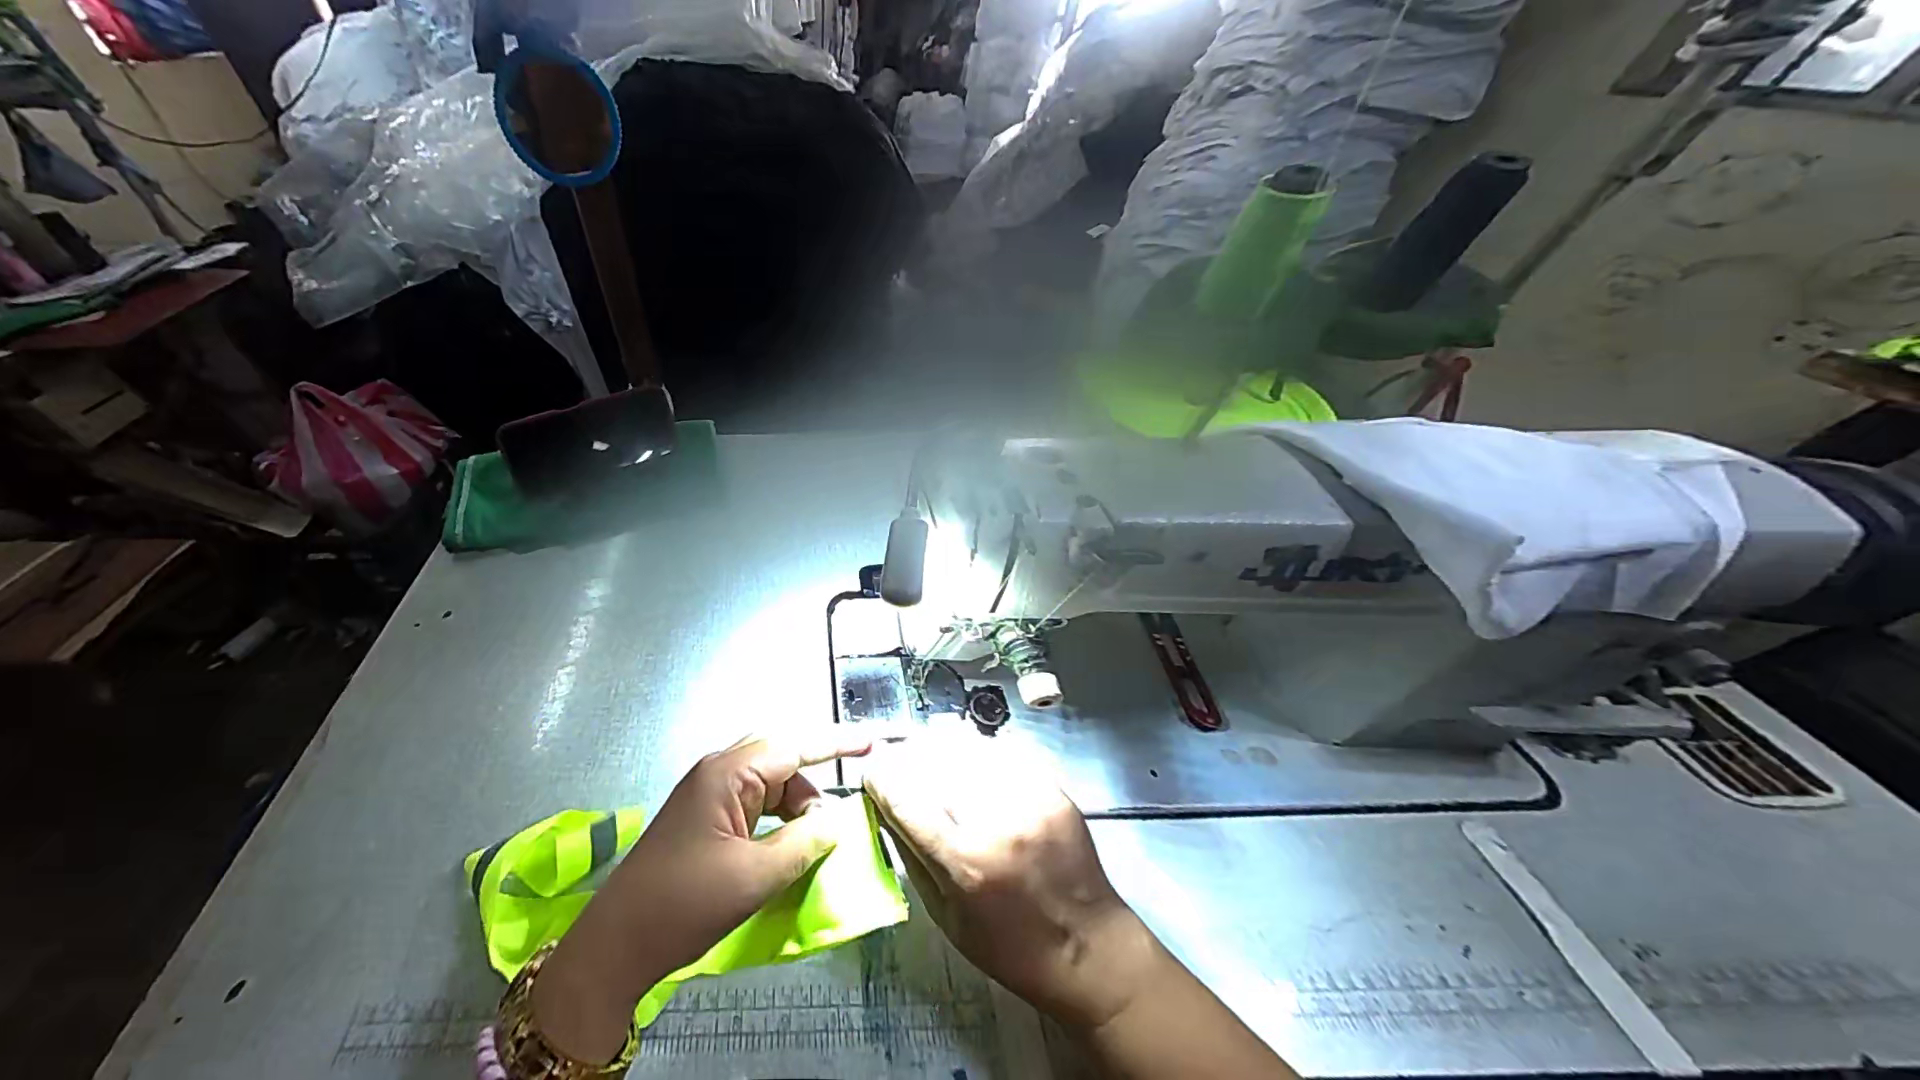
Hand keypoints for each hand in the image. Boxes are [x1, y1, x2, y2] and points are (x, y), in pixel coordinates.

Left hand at [533, 729, 872, 1061]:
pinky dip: (779, 816)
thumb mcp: (757, 875)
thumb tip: (834, 821)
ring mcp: (708, 792)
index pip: (795, 745)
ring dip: (797, 802)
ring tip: (815, 837)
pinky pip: (755, 800)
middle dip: (816, 775)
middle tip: (848, 794)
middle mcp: (718, 771)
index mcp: (728, 773)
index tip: (872, 742)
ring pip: (771, 780)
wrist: (614, 948)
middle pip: (782, 755)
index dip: (837, 742)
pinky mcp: (705, 815)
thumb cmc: (685, 905)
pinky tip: (790, 839)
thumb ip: (805, 841)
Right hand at [863, 736, 1158, 1028]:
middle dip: (906, 757)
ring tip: (924, 751)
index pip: (907, 799)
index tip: (869, 770)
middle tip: (893, 758)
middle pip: (935, 764)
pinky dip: (976, 751)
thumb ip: (913, 856)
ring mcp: (1029, 799)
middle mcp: (996, 821)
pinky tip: (965, 757)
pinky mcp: (1051, 789)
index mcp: (965, 862)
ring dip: (938, 746)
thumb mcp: (945, 916)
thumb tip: (886, 809)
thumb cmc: (1010, 948)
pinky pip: (1003, 754)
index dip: (880, 778)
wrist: (1088, 946)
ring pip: (969, 749)